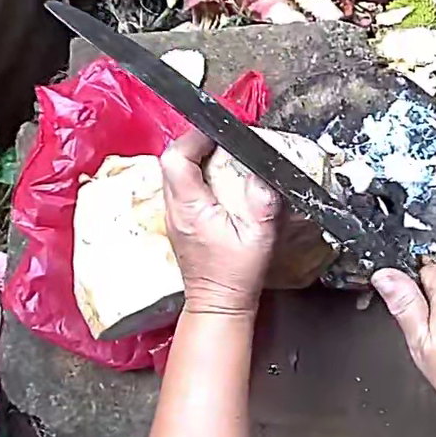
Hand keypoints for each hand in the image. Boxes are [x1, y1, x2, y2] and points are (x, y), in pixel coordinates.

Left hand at [159, 131, 279, 316]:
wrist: (219, 304)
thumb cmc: (238, 275)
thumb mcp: (261, 237)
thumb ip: (263, 202)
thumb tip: (264, 172)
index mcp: (191, 209)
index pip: (177, 158)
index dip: (195, 138)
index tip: (219, 132)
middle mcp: (174, 210)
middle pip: (171, 160)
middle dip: (196, 142)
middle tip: (223, 140)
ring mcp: (172, 216)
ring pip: (173, 172)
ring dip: (194, 157)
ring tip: (222, 155)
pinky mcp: (178, 221)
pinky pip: (179, 186)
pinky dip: (195, 174)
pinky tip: (217, 179)